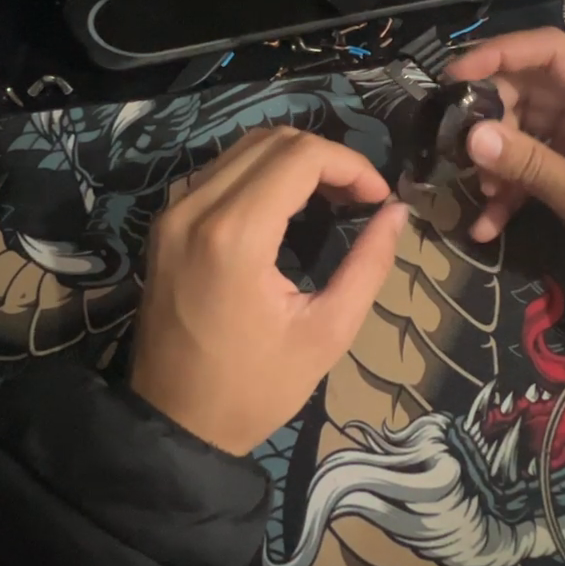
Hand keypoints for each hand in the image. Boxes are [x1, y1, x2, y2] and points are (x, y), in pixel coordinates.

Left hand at [129, 127, 408, 454]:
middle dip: (329, 158)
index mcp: (235, 236)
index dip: (351, 165)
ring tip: (331, 197)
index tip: (379, 197)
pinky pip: (223, 168)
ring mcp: (174, 211)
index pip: (302, 156)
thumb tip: (397, 211)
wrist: (173, 425)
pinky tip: (288, 203)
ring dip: (297, 159)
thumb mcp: (328, 332)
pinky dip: (264, 170)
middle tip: (359, 197)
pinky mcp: (167, 221)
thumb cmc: (255, 387)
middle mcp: (196, 208)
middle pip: (276, 140)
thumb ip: (369, 263)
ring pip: (247, 146)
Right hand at [447, 27, 564, 306]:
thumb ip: (533, 166)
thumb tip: (472, 136)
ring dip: (495, 157)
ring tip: (482, 194)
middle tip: (457, 147)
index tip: (454, 77)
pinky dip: (508, 186)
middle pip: (527, 85)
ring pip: (520, 122)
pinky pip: (528, 158)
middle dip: (489, 115)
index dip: (499, 53)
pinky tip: (487, 223)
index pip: (550, 50)